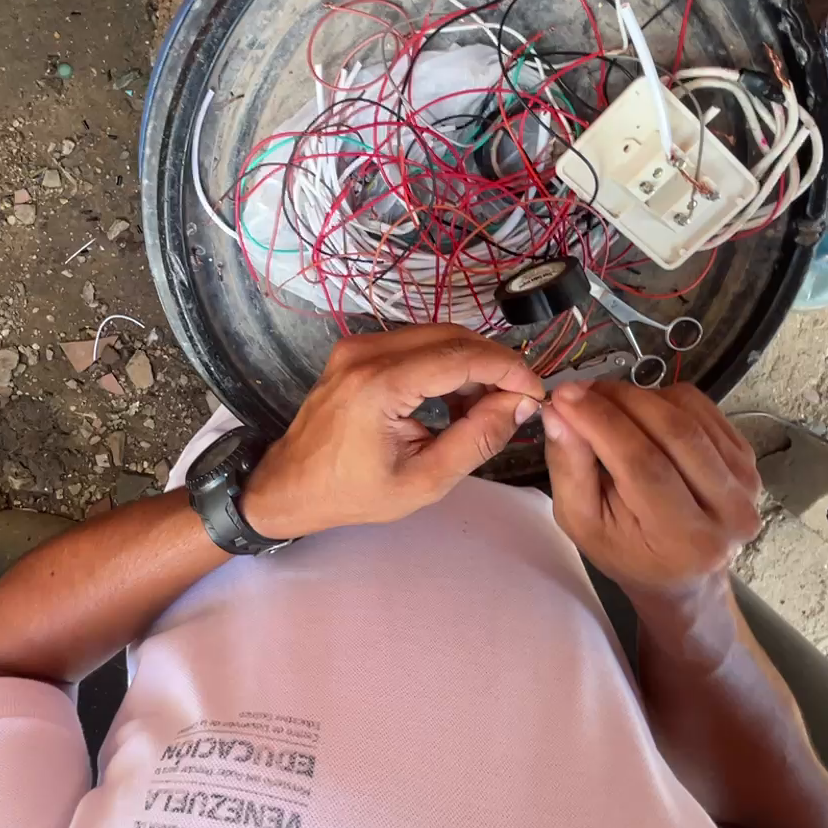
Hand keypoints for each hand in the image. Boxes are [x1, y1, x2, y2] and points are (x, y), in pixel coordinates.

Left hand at [242, 324, 544, 538]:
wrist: (291, 484)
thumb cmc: (353, 492)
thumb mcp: (424, 479)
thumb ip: (477, 439)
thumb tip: (520, 404)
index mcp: (381, 384)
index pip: (462, 356)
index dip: (508, 369)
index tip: (536, 392)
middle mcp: (367, 352)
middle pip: (451, 336)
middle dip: (492, 364)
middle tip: (516, 401)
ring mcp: (357, 345)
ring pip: (434, 335)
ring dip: (468, 363)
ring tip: (484, 407)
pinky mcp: (355, 350)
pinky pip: (413, 342)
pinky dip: (442, 363)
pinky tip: (453, 398)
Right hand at [541, 381, 761, 597]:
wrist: (682, 574)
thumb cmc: (624, 551)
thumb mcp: (580, 521)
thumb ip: (568, 467)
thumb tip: (558, 412)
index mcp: (683, 540)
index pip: (642, 464)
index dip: (600, 422)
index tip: (563, 395)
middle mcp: (728, 512)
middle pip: (673, 432)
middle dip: (618, 399)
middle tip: (578, 390)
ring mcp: (745, 483)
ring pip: (688, 413)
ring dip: (637, 395)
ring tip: (602, 401)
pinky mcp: (749, 460)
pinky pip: (702, 408)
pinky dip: (662, 398)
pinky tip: (637, 411)